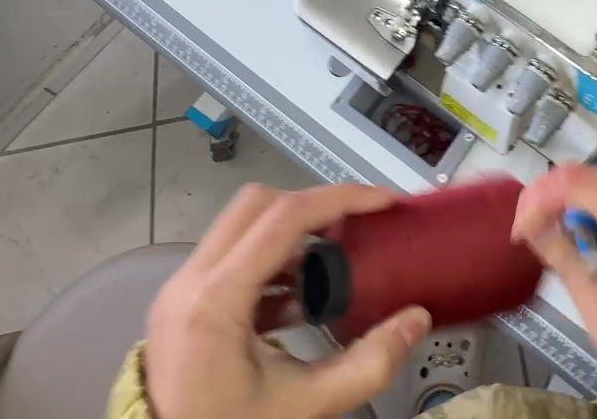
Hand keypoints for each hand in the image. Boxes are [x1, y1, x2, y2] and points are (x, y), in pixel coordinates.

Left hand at [145, 184, 431, 418]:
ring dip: (292, 232)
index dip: (340, 199)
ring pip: (243, 222)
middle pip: (259, 203)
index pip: (284, 216)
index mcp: (215, 300)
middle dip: (315, 207)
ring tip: (330, 264)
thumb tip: (417, 318)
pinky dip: (269, 257)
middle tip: (355, 228)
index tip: (383, 202)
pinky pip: (230, 252)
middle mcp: (190, 280)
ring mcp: (179, 288)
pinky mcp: (180, 300)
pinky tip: (296, 297)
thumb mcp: (304, 407)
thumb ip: (367, 364)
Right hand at [512, 166, 596, 418]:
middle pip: (591, 179)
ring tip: (558, 252)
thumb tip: (533, 225)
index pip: (579, 184)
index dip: (539, 200)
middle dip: (552, 204)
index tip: (519, 235)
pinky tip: (590, 252)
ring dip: (574, 212)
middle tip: (529, 242)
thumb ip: (571, 267)